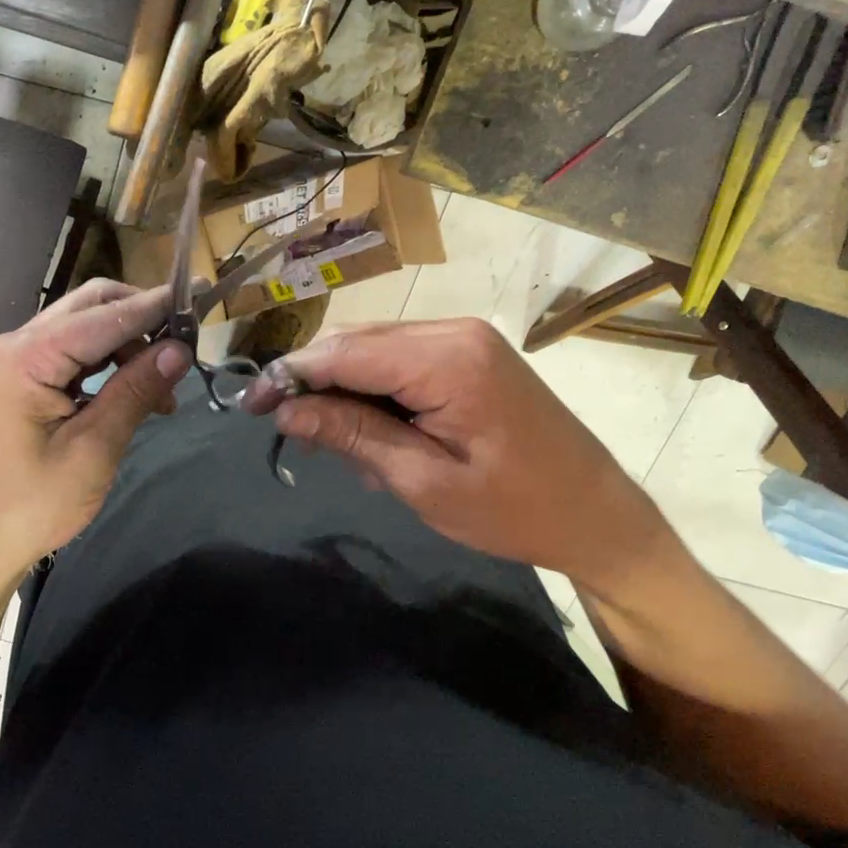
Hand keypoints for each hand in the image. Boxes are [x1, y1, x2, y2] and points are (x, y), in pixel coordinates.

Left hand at [0, 279, 190, 574]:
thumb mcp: (94, 448)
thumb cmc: (36, 503)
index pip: (102, 316)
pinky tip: (140, 390)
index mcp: (27, 356)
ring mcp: (18, 363)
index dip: (153, 307)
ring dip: (128, 344)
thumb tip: (180, 349)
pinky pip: (74, 356)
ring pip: (85, 329)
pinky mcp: (25, 383)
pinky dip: (109, 364)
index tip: (200, 297)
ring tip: (168, 383)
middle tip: (187, 340)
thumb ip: (136, 391)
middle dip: (140, 317)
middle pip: (90, 307)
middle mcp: (18, 346)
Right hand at [241, 318, 678, 592]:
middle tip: (286, 431)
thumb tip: (286, 410)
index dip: (289, 375)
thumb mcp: (423, 482)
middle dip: (311, 381)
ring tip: (335, 445)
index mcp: (447, 359)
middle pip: (353, 341)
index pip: (342, 351)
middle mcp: (454, 332)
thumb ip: (352, 435)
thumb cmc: (514, 511)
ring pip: (371, 348)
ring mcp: (465, 339)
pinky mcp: (470, 354)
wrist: (598, 516)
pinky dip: (371, 391)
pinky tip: (371, 433)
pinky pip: (398, 359)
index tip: (249, 407)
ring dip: (340, 389)